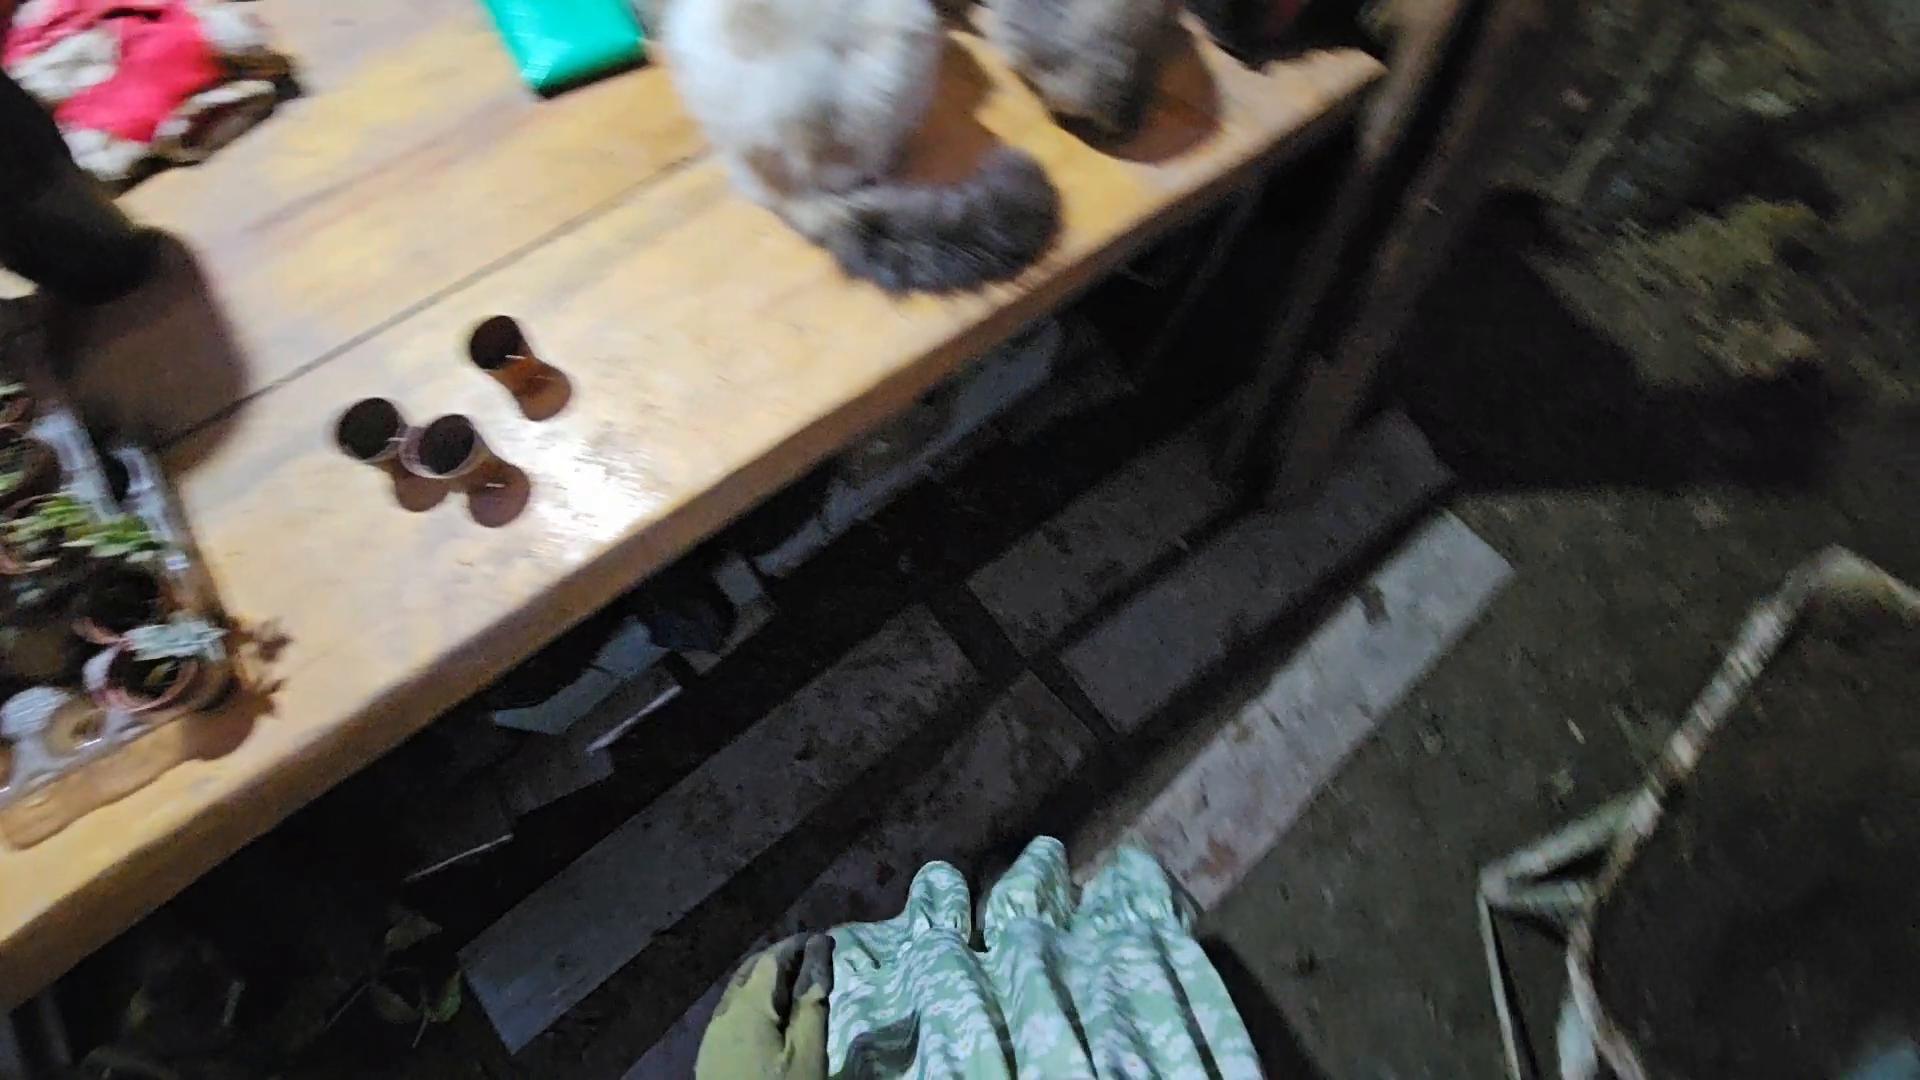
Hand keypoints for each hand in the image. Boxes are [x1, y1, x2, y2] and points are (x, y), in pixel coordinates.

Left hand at [695, 933, 834, 1079]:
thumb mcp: (808, 1051)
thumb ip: (812, 998)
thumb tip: (819, 948)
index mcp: (746, 1005)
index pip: (774, 955)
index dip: (801, 943)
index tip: (827, 942)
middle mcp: (723, 1012)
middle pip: (753, 969)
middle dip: (784, 958)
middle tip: (815, 960)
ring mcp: (712, 1036)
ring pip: (741, 989)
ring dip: (769, 980)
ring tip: (798, 986)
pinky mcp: (710, 1058)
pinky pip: (733, 1012)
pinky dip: (757, 1002)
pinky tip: (773, 1017)